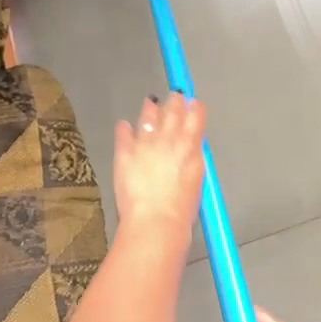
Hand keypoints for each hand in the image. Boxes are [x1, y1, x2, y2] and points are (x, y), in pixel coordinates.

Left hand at [112, 93, 206, 235]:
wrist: (154, 222)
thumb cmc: (182, 209)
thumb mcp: (196, 178)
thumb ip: (192, 156)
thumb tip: (190, 146)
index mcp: (190, 144)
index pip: (196, 112)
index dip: (193, 106)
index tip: (191, 104)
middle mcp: (168, 136)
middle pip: (172, 106)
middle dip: (173, 101)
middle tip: (173, 99)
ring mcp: (144, 141)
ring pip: (148, 113)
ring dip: (150, 109)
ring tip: (150, 105)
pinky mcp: (124, 149)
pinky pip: (124, 130)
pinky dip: (126, 128)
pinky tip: (126, 128)